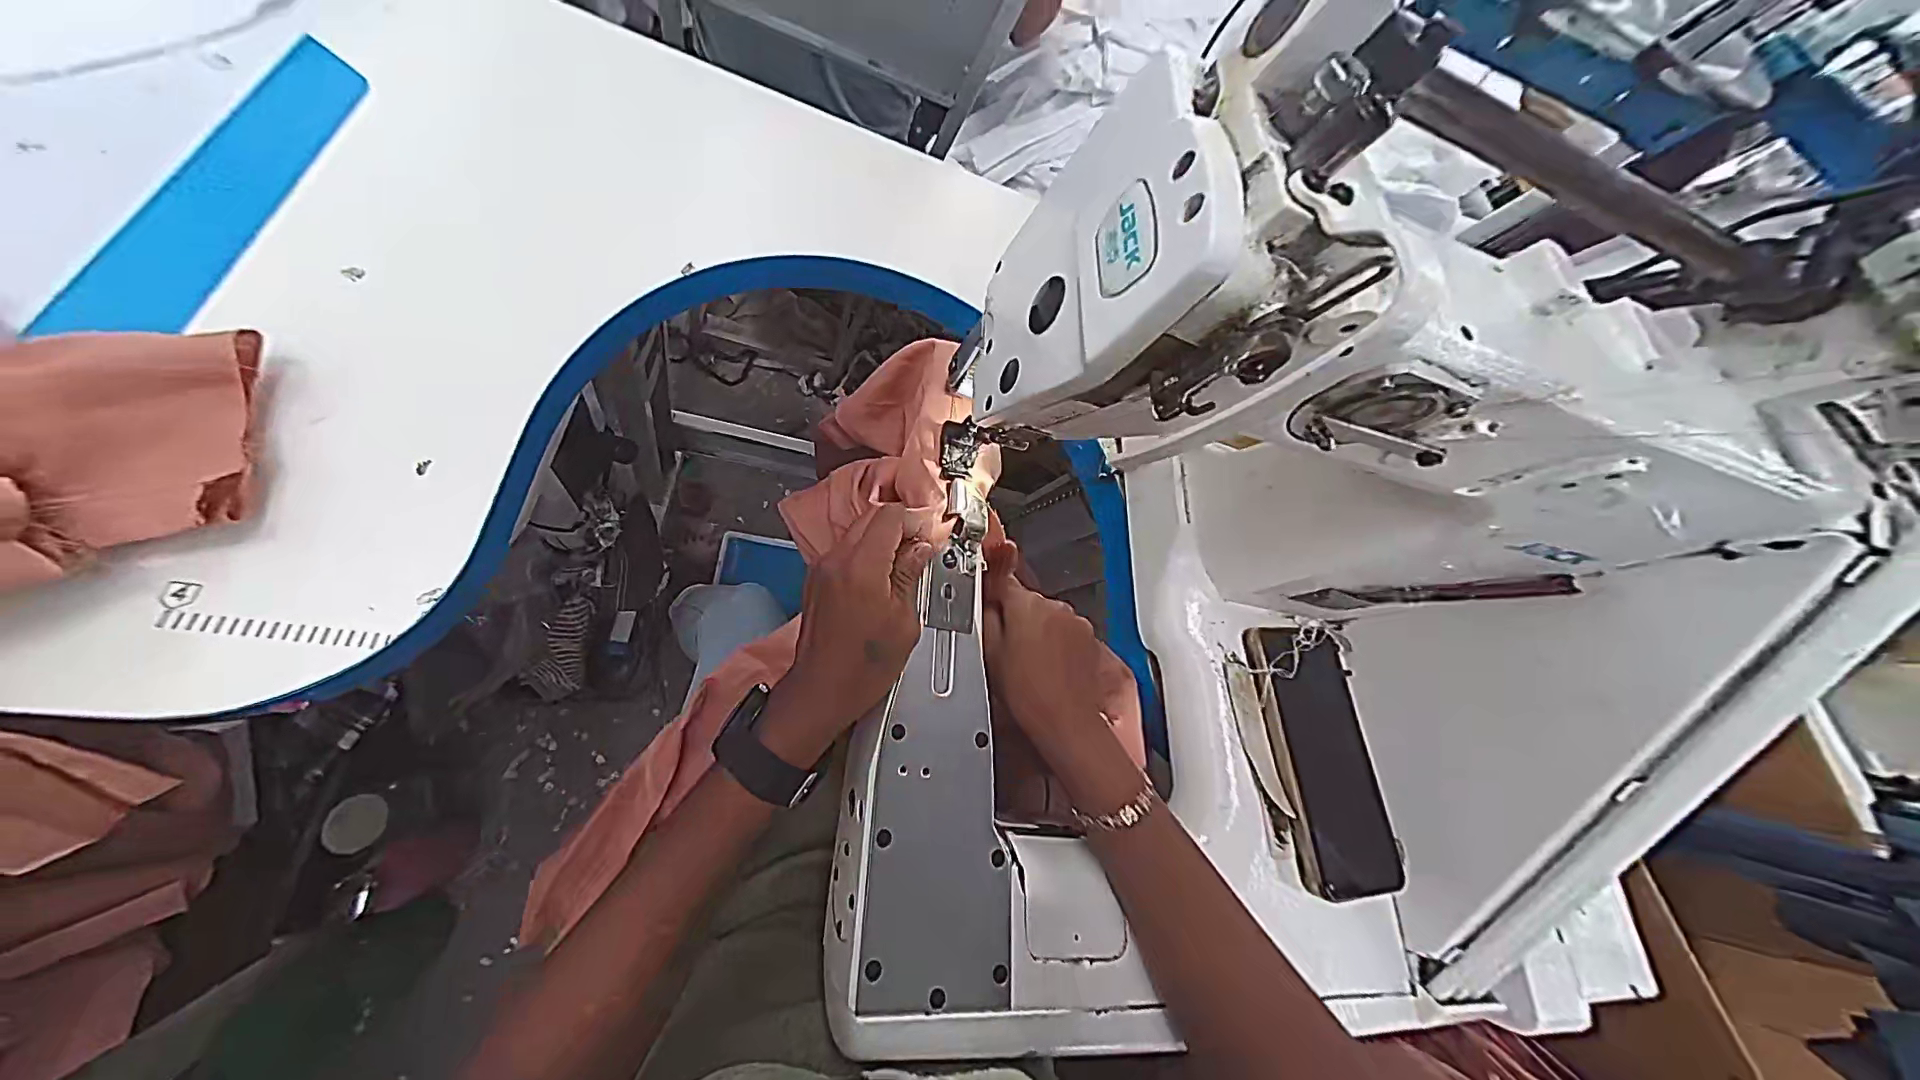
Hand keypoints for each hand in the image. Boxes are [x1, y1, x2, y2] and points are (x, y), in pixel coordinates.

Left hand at [764, 503, 934, 761]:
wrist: (821, 690)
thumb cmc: (861, 668)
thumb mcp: (904, 621)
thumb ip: (911, 575)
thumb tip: (921, 549)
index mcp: (860, 567)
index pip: (891, 516)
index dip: (918, 519)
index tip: (933, 531)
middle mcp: (836, 561)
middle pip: (873, 516)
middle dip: (903, 524)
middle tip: (926, 542)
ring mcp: (823, 568)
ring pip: (859, 530)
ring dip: (886, 536)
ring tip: (908, 559)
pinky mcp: (818, 579)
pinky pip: (847, 549)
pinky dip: (869, 550)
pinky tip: (886, 573)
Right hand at [981, 544, 1125, 758]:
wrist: (1066, 719)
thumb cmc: (1029, 692)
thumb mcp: (990, 653)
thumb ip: (984, 617)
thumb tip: (983, 601)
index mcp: (1028, 605)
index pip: (1003, 583)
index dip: (991, 594)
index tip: (986, 603)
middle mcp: (1056, 607)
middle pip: (1027, 603)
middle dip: (1016, 619)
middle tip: (1005, 648)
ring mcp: (1076, 623)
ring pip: (1047, 618)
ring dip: (1037, 632)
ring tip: (1027, 663)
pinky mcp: (1089, 639)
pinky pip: (1065, 633)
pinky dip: (1056, 644)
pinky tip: (1046, 668)